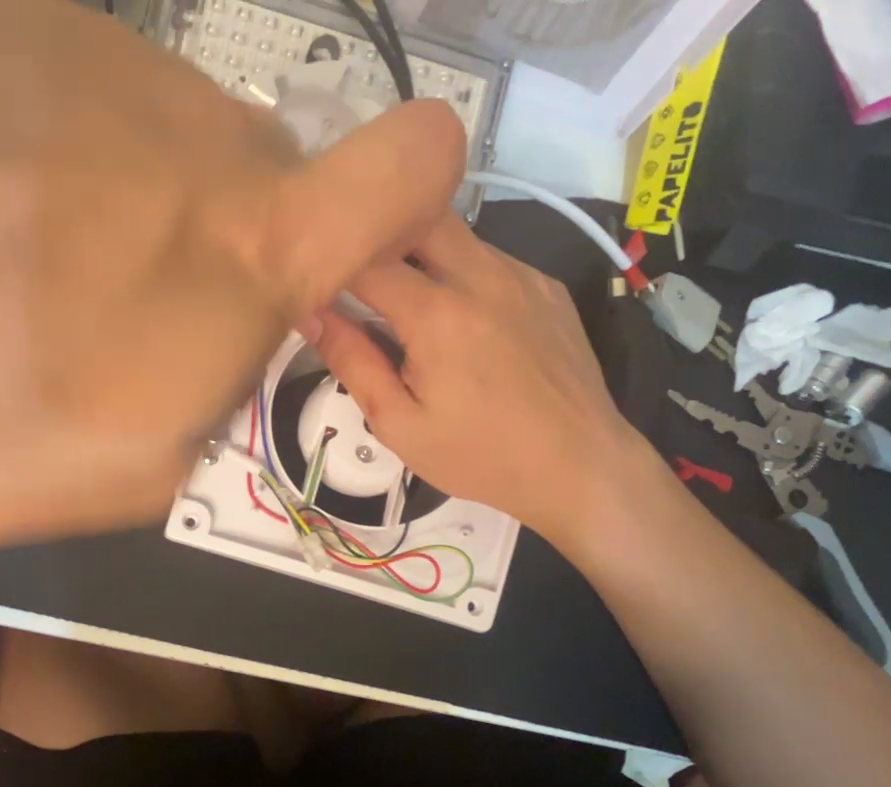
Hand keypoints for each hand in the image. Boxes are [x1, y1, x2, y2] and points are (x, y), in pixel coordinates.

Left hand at [0, 0, 469, 545]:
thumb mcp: (109, 477)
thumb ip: (197, 406)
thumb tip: (195, 361)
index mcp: (239, 252)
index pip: (405, 174)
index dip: (402, 197)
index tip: (350, 236)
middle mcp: (184, 123)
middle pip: (239, 162)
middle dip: (204, 228)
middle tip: (97, 299)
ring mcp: (73, 45)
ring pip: (137, 114)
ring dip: (99, 178)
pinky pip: (31, 71)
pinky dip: (7, 128)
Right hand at [308, 217, 648, 544]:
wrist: (579, 465)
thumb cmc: (479, 455)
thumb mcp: (399, 424)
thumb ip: (353, 363)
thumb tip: (311, 315)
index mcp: (437, 314)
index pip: (367, 260)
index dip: (335, 265)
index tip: (318, 281)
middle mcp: (481, 276)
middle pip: (417, 217)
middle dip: (382, 237)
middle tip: (362, 279)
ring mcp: (521, 275)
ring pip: (457, 236)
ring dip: (423, 256)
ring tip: (409, 304)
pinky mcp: (547, 286)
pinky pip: (492, 260)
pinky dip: (464, 275)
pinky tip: (464, 322)